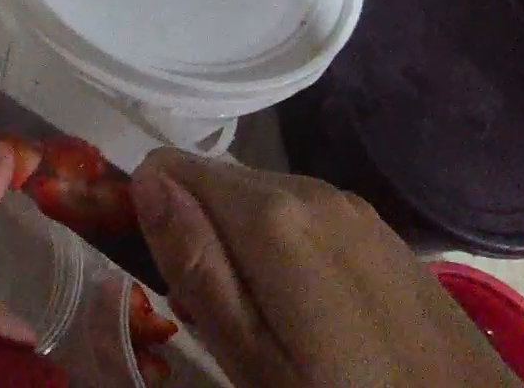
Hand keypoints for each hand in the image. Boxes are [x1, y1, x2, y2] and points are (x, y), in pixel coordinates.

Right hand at [131, 148, 523, 387]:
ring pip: (253, 197)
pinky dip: (281, 247)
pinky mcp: (377, 228)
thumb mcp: (252, 356)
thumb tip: (146, 179)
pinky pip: (298, 214)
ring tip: (267, 322)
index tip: (175, 282)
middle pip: (211, 182)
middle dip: (198, 233)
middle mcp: (305, 187)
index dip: (156, 217)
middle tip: (220, 317)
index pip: (168, 167)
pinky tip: (310, 312)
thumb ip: (193, 261)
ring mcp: (348, 205)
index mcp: (269, 212)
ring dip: (238, 242)